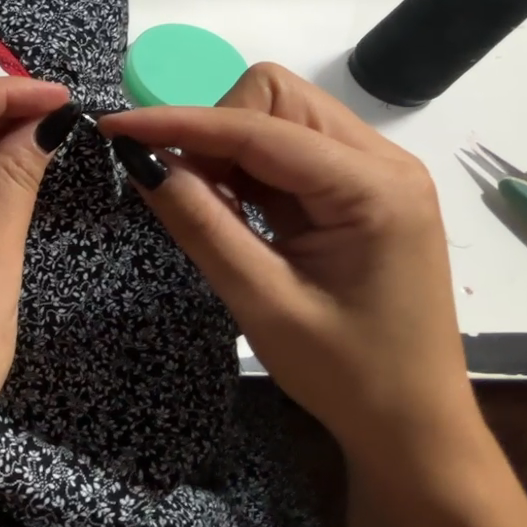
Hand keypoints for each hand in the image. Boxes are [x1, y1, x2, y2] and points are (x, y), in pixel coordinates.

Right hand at [97, 63, 473, 460]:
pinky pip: (281, 148)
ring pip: (274, 115)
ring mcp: (371, 173)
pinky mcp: (353, 189)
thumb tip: (137, 159)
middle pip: (273, 98)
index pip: (256, 126)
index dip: (178, 122)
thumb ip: (199, 222)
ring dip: (223, 148)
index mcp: (373, 188)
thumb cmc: (346, 374)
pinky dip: (240, 167)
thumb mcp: (260, 300)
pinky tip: (231, 209)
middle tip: (180, 185)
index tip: (113, 128)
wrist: (413, 428)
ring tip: (207, 205)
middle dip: (210, 129)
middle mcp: (381, 162)